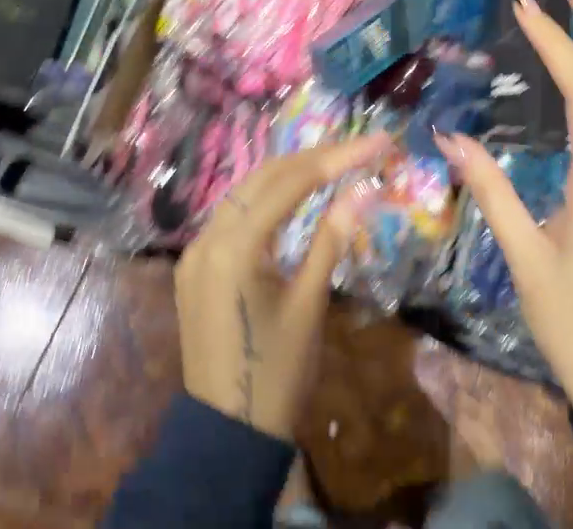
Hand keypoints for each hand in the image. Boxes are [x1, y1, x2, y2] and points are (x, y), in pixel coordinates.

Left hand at [175, 134, 390, 438]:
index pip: (290, 184)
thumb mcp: (309, 305)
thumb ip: (331, 240)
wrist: (228, 431)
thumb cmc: (277, 373)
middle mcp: (206, 239)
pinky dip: (267, 201)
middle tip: (361, 147)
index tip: (377, 141)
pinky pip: (233, 217)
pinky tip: (295, 196)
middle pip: (264, 179)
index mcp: (234, 249)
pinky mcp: (195, 267)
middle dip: (314, 158)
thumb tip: (363, 190)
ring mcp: (195, 252)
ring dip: (290, 175)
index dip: (337, 158)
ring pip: (245, 193)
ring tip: (336, 162)